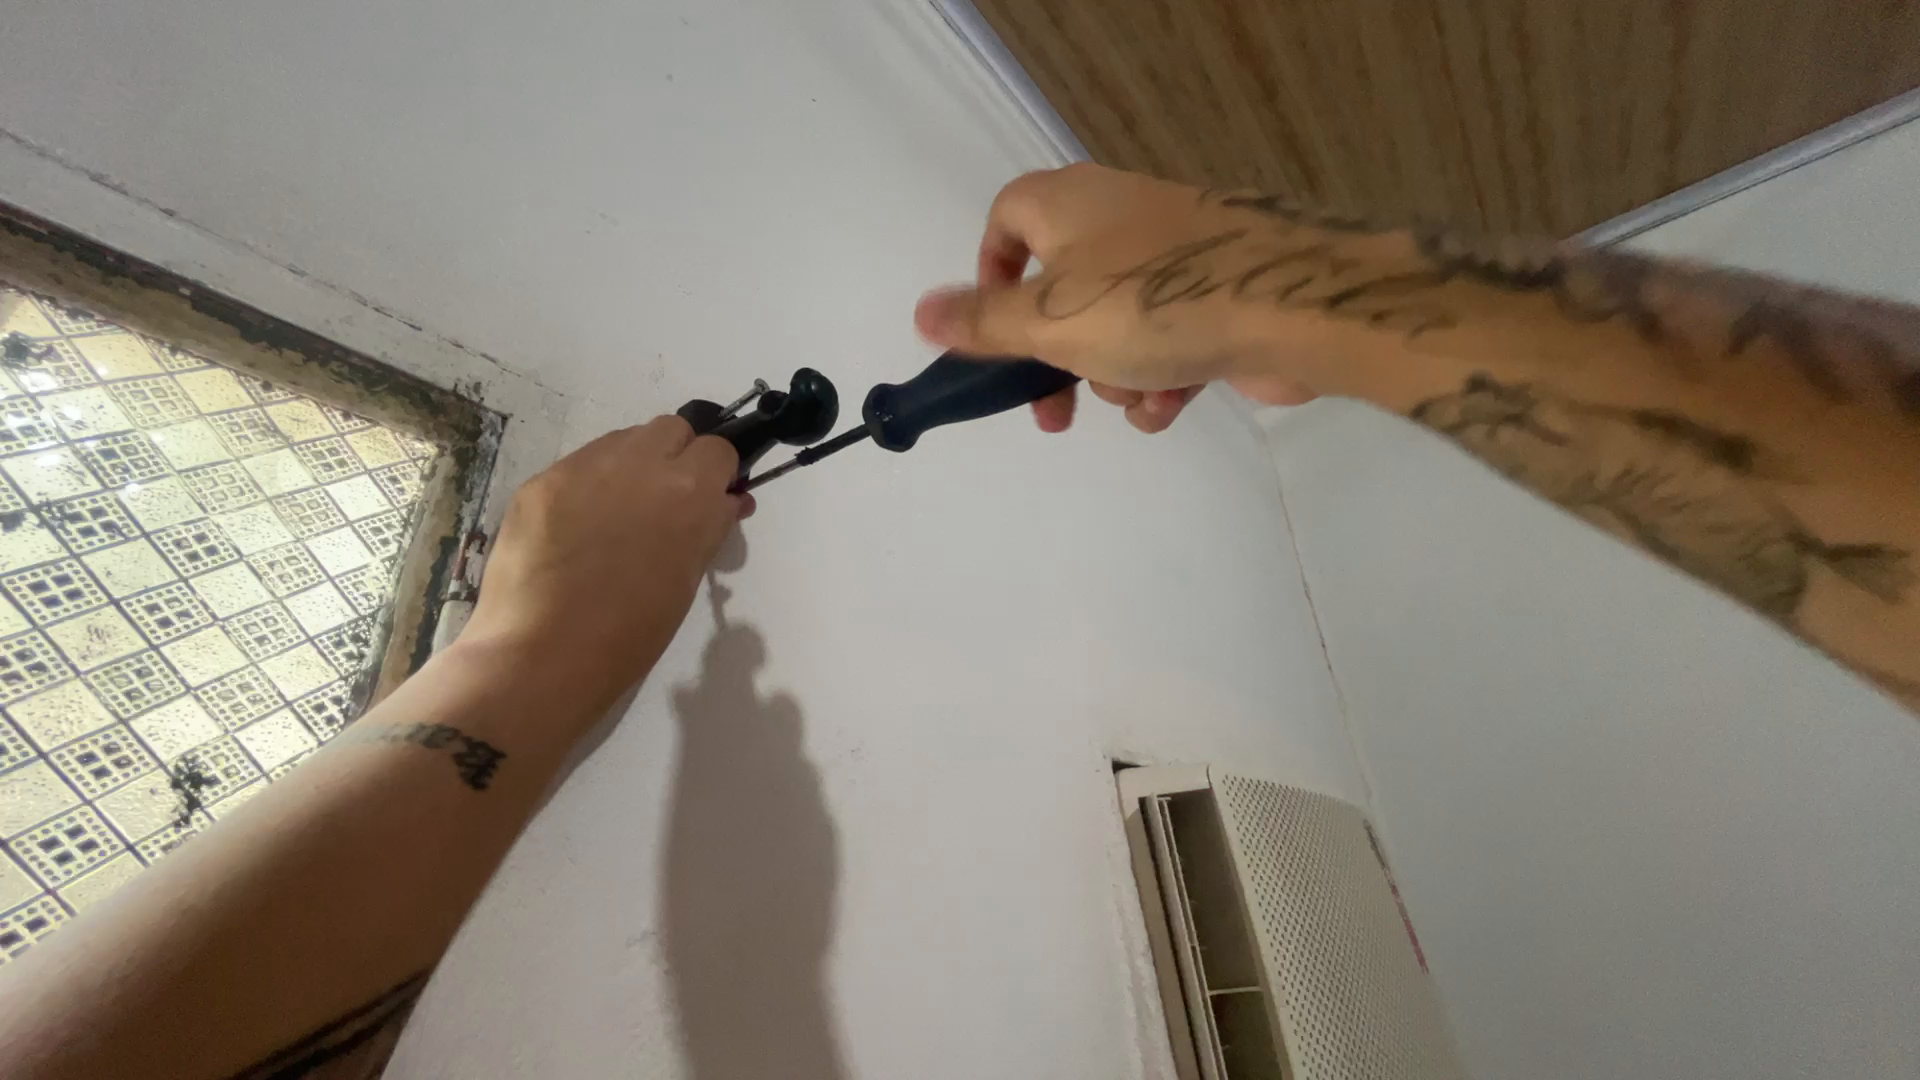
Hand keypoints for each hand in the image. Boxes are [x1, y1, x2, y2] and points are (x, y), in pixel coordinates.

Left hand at [461, 416, 747, 709]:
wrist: (546, 652)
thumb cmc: (635, 628)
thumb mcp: (690, 576)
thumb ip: (711, 527)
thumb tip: (727, 501)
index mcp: (689, 490)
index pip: (719, 449)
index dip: (718, 473)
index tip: (712, 499)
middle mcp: (639, 462)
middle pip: (673, 428)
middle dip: (679, 456)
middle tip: (669, 501)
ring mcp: (584, 467)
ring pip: (624, 440)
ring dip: (635, 464)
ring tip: (621, 515)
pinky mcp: (542, 481)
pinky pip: (581, 464)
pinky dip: (592, 484)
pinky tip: (580, 528)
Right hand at [914, 163, 1315, 433]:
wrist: (1290, 305)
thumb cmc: (1151, 305)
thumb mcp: (1048, 321)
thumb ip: (982, 323)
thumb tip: (920, 314)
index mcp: (1068, 206)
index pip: (1006, 218)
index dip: (991, 273)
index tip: (993, 332)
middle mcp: (1117, 220)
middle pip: (1058, 292)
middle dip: (1054, 360)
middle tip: (1050, 411)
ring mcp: (1170, 257)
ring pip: (1111, 327)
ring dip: (1111, 377)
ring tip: (1136, 397)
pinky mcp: (1213, 294)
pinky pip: (1162, 341)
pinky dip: (1158, 377)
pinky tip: (1169, 402)